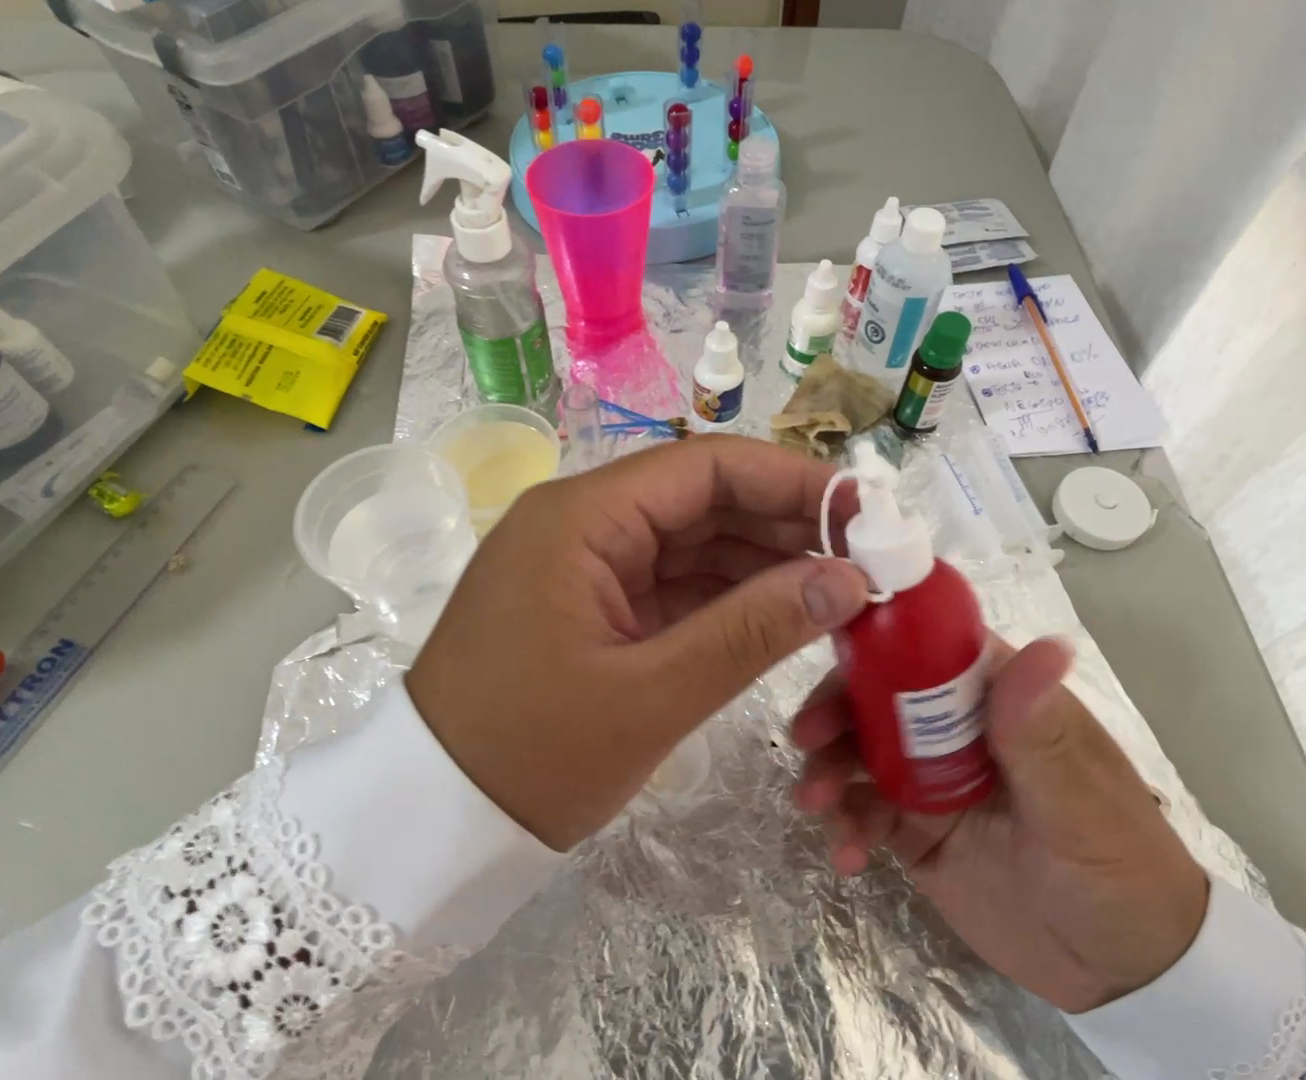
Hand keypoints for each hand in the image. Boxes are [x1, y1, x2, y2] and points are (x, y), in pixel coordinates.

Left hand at [409, 436, 869, 851]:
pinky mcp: (591, 607)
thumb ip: (753, 631)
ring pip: (694, 542)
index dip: (793, 482)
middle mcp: (582, 523)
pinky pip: (673, 585)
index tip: (867, 512)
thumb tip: (848, 580)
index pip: (706, 467)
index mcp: (582, 518)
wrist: (434, 818)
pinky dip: (729, 598)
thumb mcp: (652, 696)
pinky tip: (786, 614)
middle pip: (703, 499)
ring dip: (765, 563)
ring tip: (844, 588)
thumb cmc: (531, 756)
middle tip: (871, 557)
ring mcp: (585, 566)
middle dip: (788, 524)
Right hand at [793, 637, 1208, 1012]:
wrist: (1122, 972)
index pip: (933, 652)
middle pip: (881, 699)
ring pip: (861, 753)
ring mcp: (932, 781)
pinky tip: (846, 856)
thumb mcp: (1083, 805)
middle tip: (805, 739)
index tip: (834, 657)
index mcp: (1003, 704)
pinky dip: (846, 827)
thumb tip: (1043, 643)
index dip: (880, 646)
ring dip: (830, 769)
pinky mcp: (915, 832)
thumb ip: (1042, 734)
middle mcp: (959, 731)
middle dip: (836, 712)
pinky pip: (865, 814)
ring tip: (816, 805)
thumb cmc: (1120, 871)